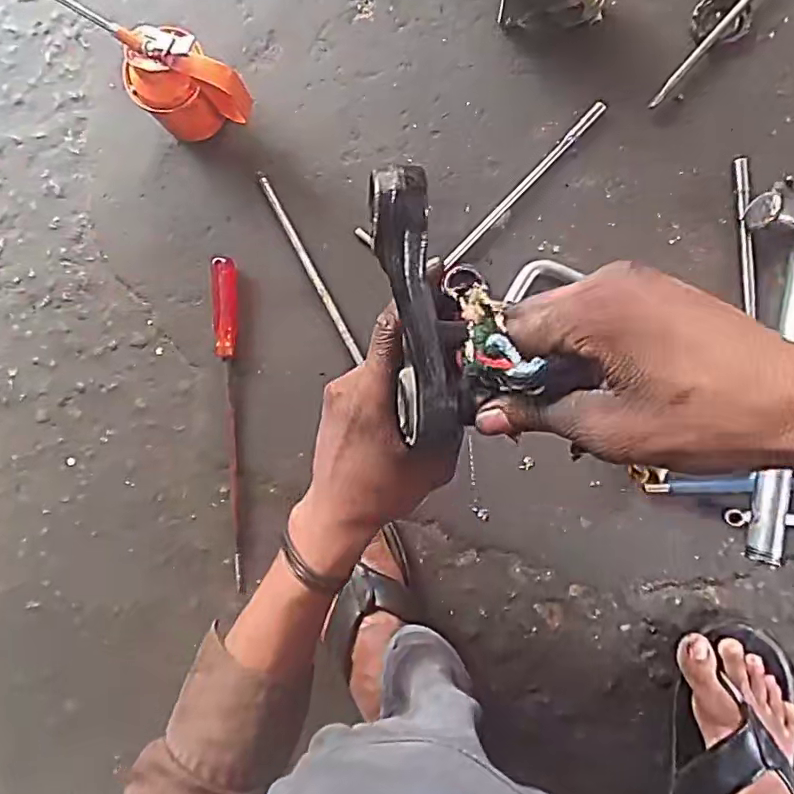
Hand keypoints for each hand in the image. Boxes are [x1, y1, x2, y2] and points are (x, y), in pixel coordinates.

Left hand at [291, 306, 458, 564]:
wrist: (335, 513)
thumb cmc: (371, 495)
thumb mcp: (429, 462)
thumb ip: (449, 425)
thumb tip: (459, 398)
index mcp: (370, 397)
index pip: (389, 333)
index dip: (412, 303)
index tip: (430, 280)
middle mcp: (348, 388)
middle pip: (390, 347)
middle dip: (419, 352)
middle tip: (441, 366)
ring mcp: (337, 393)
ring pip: (379, 365)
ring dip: (401, 373)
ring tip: (416, 403)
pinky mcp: (335, 401)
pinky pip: (367, 380)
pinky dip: (386, 387)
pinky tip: (398, 415)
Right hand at [471, 262, 793, 471]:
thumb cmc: (720, 415)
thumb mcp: (610, 428)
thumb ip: (539, 415)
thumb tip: (496, 413)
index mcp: (596, 308)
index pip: (511, 330)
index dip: (496, 368)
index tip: (492, 396)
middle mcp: (613, 282)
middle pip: (535, 319)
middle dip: (527, 363)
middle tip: (532, 407)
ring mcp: (637, 283)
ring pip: (564, 317)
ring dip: (557, 358)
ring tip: (577, 400)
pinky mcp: (655, 294)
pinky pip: (597, 314)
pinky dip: (587, 347)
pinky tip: (604, 382)